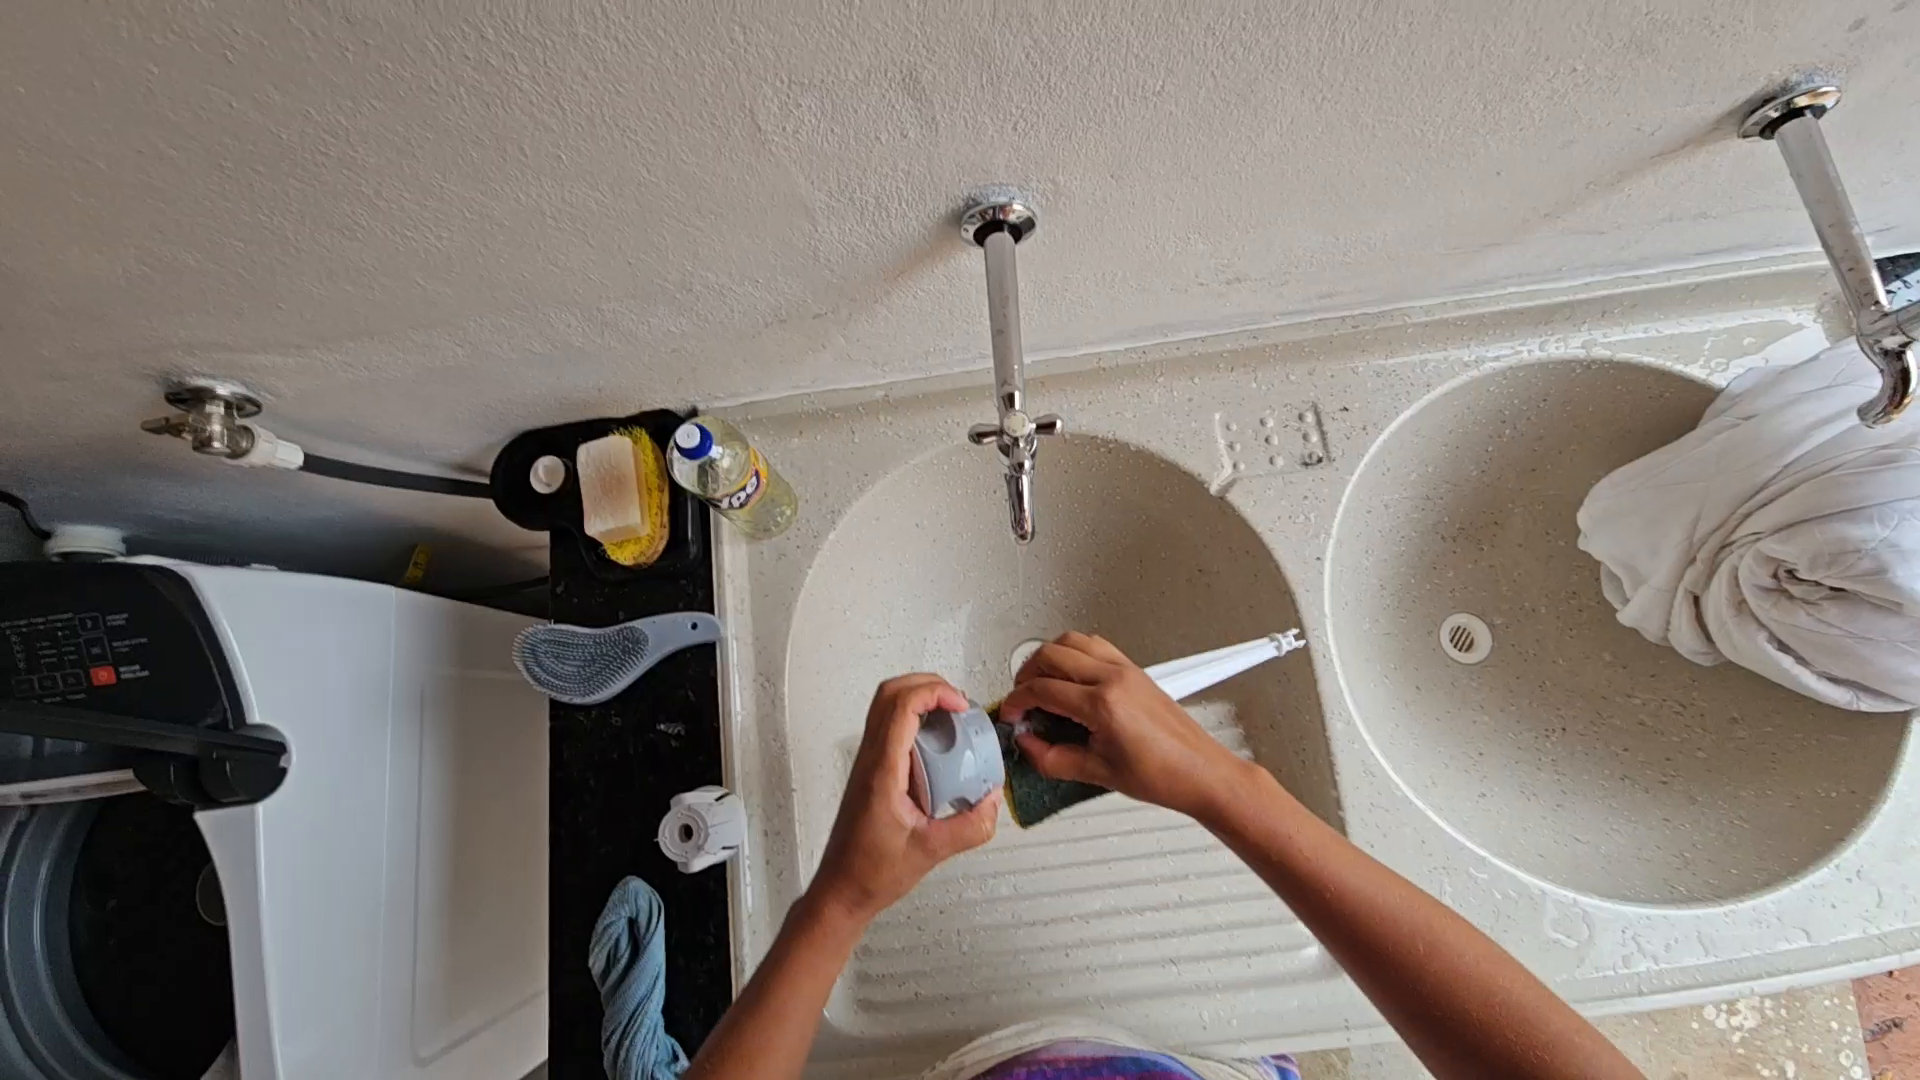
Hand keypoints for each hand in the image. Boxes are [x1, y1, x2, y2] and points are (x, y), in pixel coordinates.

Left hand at [808, 675, 1000, 924]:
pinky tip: (938, 744)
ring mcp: (868, 761)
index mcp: (883, 771)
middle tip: (957, 703)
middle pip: (890, 693)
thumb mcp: (931, 852)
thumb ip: (970, 827)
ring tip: (951, 717)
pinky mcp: (871, 768)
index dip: (935, 693)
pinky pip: (889, 725)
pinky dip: (914, 718)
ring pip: (886, 705)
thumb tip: (993, 801)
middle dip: (928, 685)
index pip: (901, 707)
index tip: (961, 706)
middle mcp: (871, 758)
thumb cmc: (870, 873)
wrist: (841, 890)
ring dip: (920, 698)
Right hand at [1000, 632, 1255, 821]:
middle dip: (1026, 675)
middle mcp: (1113, 678)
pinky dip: (1072, 653)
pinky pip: (1094, 644)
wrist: (1201, 772)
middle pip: (1050, 655)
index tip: (1011, 714)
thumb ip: (1053, 759)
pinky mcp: (1133, 669)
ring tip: (1039, 682)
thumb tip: (1027, 745)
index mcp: (1103, 704)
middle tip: (1020, 699)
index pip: (1042, 689)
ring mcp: (1124, 669)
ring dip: (1047, 657)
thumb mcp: (1097, 775)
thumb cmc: (1162, 775)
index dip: (1016, 701)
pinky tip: (1068, 675)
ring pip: (1071, 641)